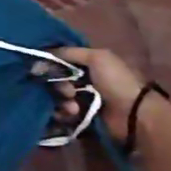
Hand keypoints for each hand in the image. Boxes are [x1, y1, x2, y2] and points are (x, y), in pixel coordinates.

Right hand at [37, 46, 152, 139]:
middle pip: (56, 80)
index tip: (39, 68)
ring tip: (74, 107)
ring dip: (61, 101)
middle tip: (70, 91)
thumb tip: (44, 53)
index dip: (49, 64)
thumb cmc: (116, 81)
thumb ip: (70, 52)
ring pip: (56, 98)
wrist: (132, 114)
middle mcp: (82, 81)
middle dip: (58, 86)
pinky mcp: (79, 118)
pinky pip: (61, 114)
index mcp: (87, 64)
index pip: (60, 61)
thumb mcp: (97, 57)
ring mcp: (80, 100)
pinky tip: (74, 114)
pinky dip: (63, 114)